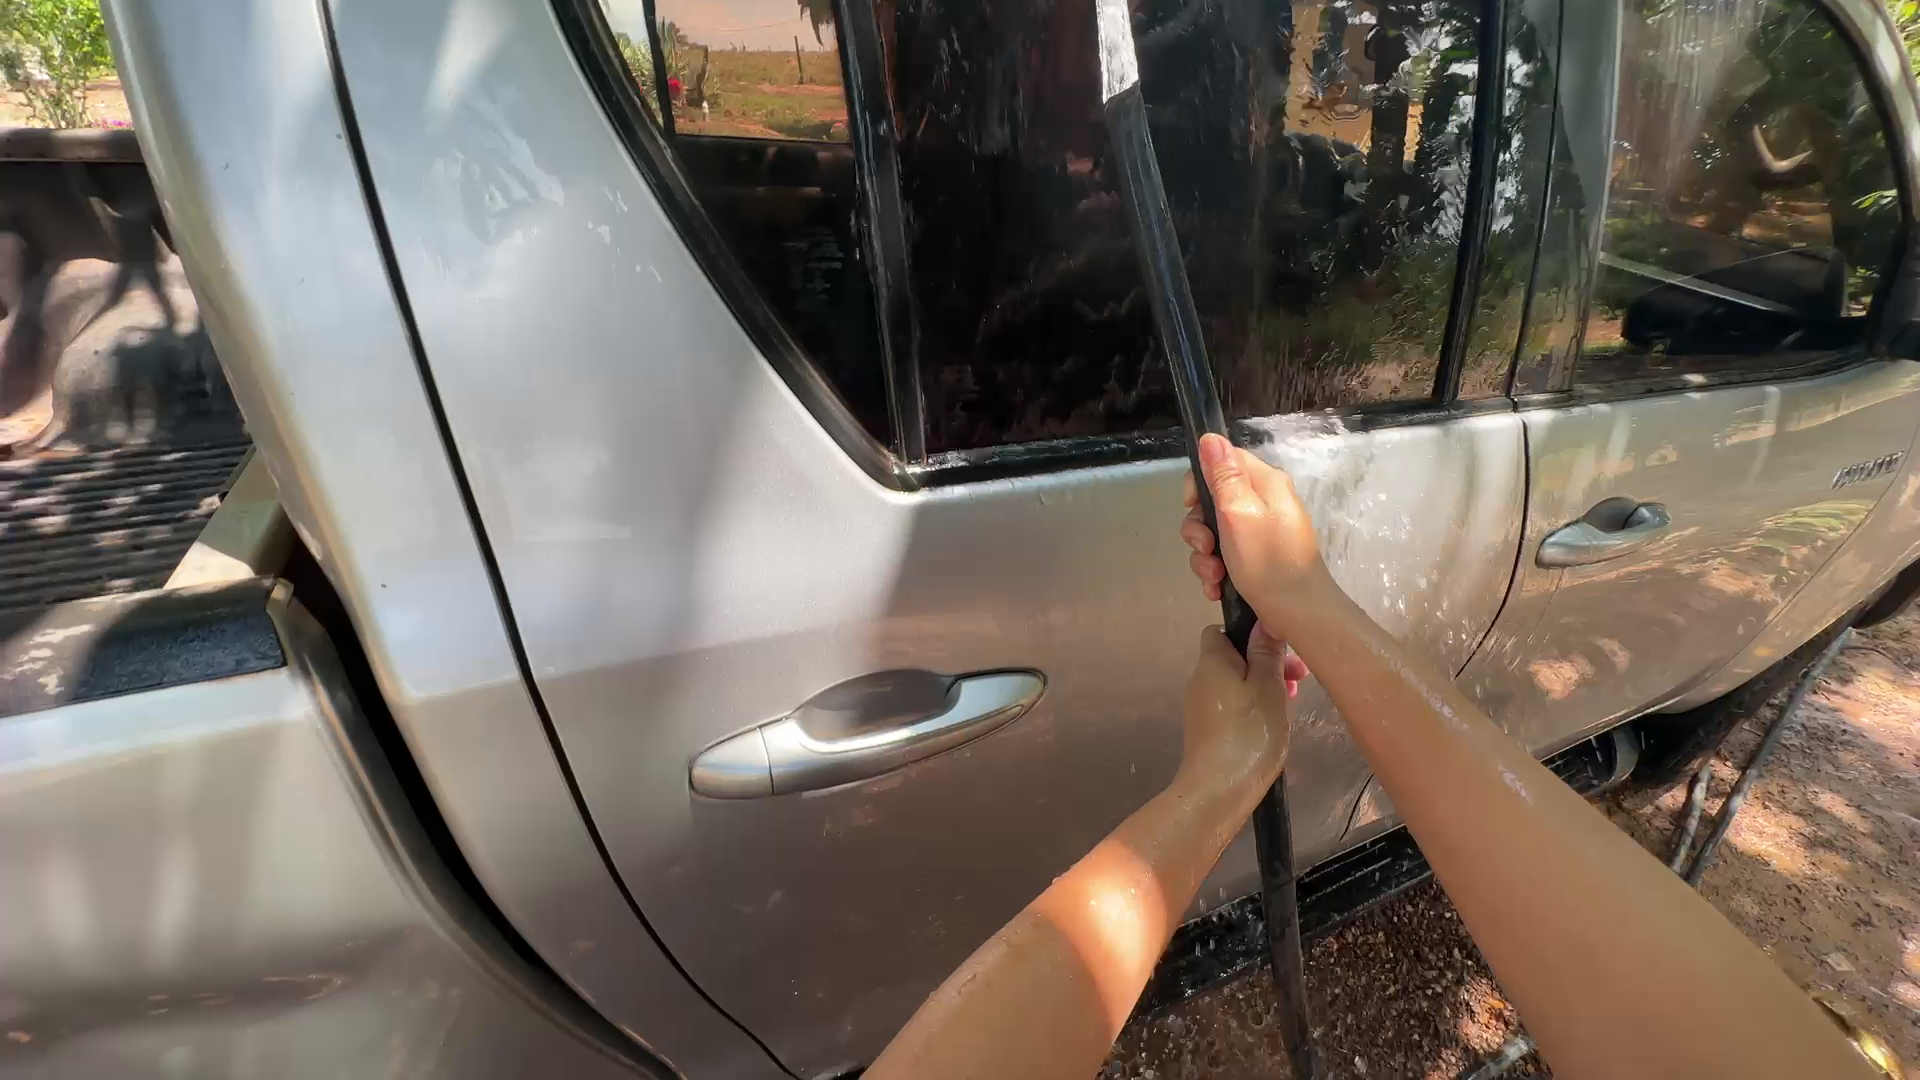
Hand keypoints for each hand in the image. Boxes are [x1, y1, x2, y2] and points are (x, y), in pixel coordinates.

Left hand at [1178, 623, 1299, 789]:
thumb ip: (1266, 652)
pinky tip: (1274, 721)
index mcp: (1211, 661)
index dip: (1248, 633)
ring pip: (1236, 682)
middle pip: (1233, 657)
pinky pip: (1232, 703)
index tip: (1278, 647)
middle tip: (1298, 678)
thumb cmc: (1248, 731)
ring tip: (1291, 701)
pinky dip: (1253, 704)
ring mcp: (1201, 704)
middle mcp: (1200, 678)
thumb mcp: (1267, 686)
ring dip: (1263, 684)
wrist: (1219, 787)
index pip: (1221, 630)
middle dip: (1266, 662)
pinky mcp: (1206, 727)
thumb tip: (1263, 620)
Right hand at [1180, 433, 1331, 635]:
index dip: (1199, 481)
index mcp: (1264, 483)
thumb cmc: (1268, 562)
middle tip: (1206, 549)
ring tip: (1214, 577)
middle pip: (1212, 499)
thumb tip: (1210, 437)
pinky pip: (1222, 554)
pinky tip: (1217, 587)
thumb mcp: (1239, 513)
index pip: (1222, 460)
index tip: (1192, 506)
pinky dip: (1215, 571)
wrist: (1297, 615)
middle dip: (1199, 529)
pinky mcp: (1254, 557)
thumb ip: (1223, 475)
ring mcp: (1258, 531)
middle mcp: (1262, 502)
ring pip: (1212, 532)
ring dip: (1204, 556)